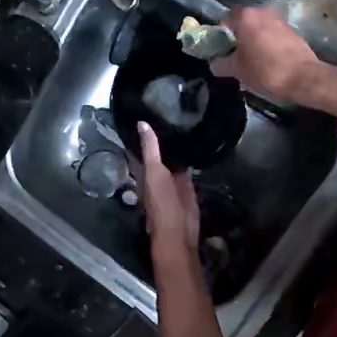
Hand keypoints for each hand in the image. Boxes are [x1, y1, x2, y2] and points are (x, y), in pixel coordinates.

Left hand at [136, 122, 199, 262]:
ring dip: (177, 143)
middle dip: (163, 134)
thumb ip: (150, 149)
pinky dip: (189, 154)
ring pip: (173, 156)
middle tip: (170, 108)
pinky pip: (186, 164)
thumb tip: (141, 122)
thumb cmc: (161, 200)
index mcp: (144, 169)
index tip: (148, 109)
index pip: (143, 146)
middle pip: (158, 150)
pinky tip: (195, 138)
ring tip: (183, 117)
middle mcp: (157, 171)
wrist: (179, 228)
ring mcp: (173, 176)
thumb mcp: (153, 171)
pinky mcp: (187, 181)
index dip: (144, 131)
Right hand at [212, 7, 329, 105]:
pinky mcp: (292, 30)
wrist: (304, 78)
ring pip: (259, 28)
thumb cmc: (266, 71)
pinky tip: (268, 60)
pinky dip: (267, 43)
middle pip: (243, 22)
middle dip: (238, 37)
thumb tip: (214, 63)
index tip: (222, 51)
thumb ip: (221, 64)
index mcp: (246, 17)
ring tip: (253, 60)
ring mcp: (279, 20)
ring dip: (253, 40)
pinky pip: (272, 34)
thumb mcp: (237, 70)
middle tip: (236, 56)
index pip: (225, 20)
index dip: (221, 35)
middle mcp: (262, 12)